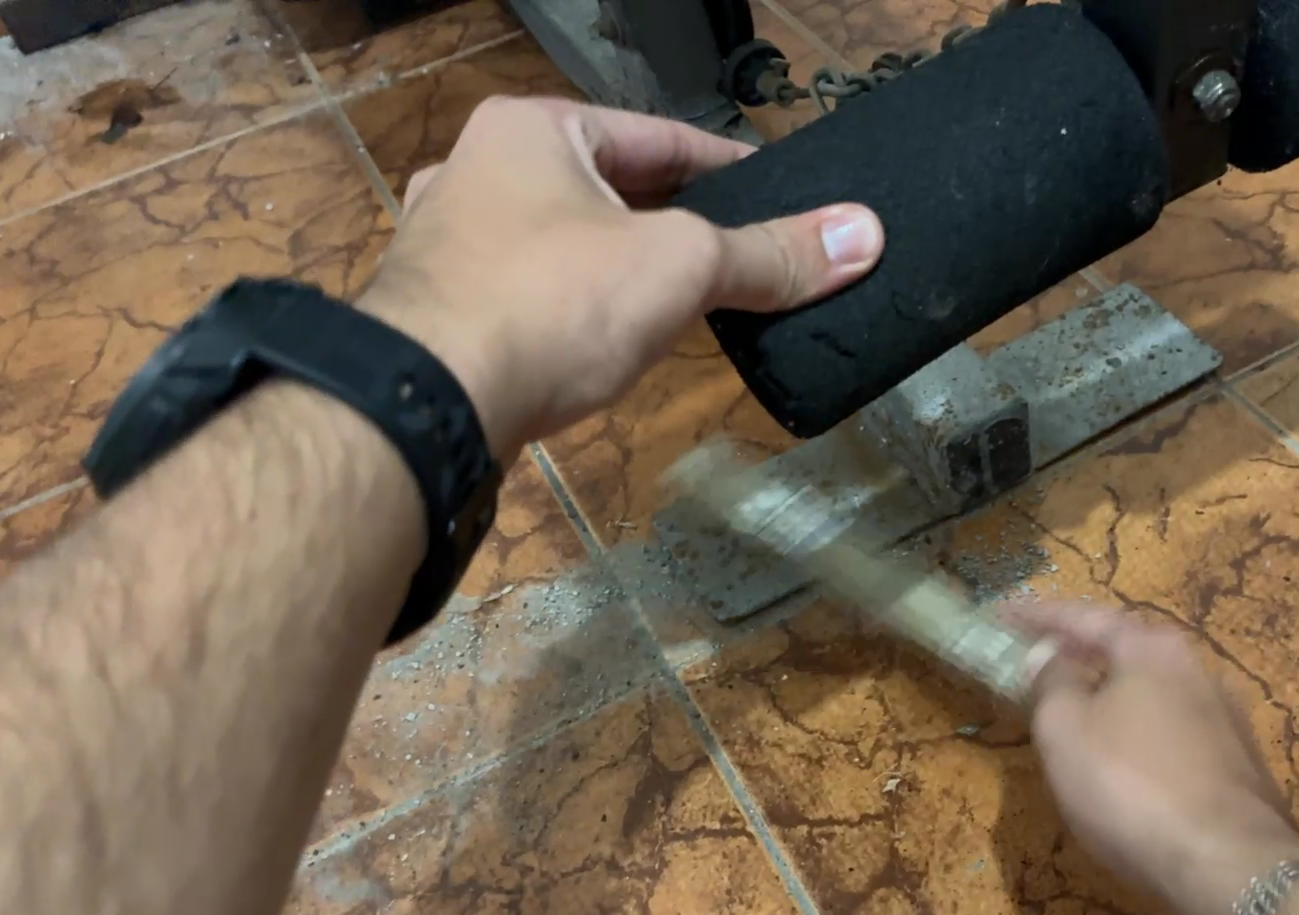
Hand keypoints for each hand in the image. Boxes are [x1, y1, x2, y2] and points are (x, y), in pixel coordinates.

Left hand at [354, 96, 884, 462]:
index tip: (776, 187)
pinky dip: (587, 304)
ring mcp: (455, 243)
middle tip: (741, 248)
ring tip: (686, 293)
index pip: (659, 136)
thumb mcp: (681, 265)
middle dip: (677, 218)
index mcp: (535, 131)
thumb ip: (769, 255)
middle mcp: (483, 171)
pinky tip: (613, 332)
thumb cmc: (559, 301)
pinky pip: (542, 290)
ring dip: (627, 261)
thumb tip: (866, 235)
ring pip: (573, 241)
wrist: (432, 399)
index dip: (727, 162)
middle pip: (614, 188)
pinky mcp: (450, 309)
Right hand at [1009, 602, 1298, 914]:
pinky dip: (1135, 724)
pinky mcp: (1236, 760)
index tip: (1003, 613)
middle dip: (1078, 650)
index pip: (1082, 616)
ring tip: (1073, 703)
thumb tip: (1050, 654)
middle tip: (1037, 656)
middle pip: (1123, 647)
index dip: (1036, 615)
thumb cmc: (1130, 785)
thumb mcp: (1064, 728)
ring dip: (1108, 690)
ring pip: (1149, 688)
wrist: (1231, 867)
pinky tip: (1120, 751)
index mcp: (1150, 647)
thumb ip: (1051, 680)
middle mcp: (1194, 667)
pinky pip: (1169, 725)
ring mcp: (1223, 714)